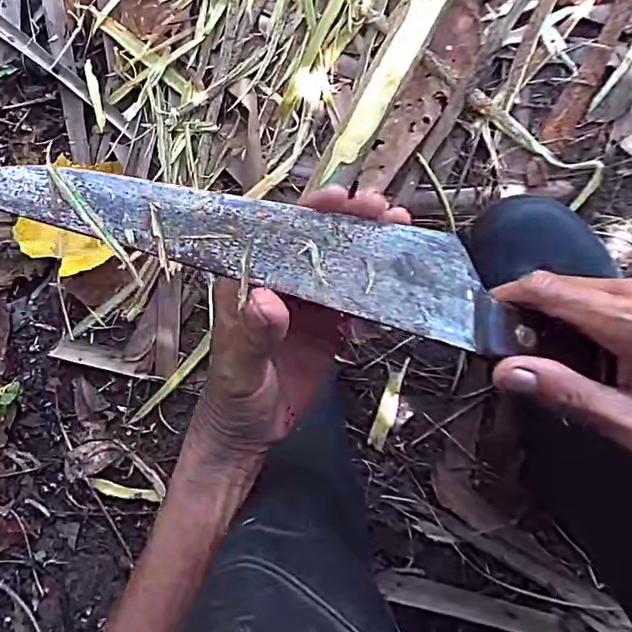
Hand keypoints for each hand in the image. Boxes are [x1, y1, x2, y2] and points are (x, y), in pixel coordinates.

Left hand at [187, 187, 411, 469]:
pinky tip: (390, 295)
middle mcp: (278, 285)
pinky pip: (355, 303)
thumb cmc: (233, 398)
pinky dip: (374, 298)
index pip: (276, 236)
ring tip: (398, 232)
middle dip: (348, 222)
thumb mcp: (239, 368)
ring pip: (339, 267)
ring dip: (368, 251)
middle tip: (380, 208)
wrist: (249, 434)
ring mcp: (305, 305)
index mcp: (247, 282)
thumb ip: (253, 335)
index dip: (307, 213)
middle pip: (315, 244)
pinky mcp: (326, 327)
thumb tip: (268, 300)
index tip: (336, 197)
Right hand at [488, 272, 631, 501]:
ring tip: (565, 356)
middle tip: (525, 350)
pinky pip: (601, 289)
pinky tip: (594, 347)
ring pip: (577, 284)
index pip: (546, 288)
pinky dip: (582, 310)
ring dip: (556, 311)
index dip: (507, 300)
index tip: (489, 320)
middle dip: (530, 310)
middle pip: (557, 282)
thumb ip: (566, 395)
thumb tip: (510, 372)